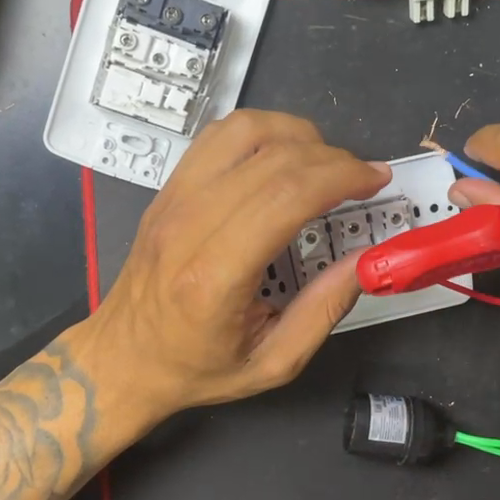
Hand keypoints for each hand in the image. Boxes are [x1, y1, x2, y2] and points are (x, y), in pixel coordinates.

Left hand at [81, 110, 389, 423]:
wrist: (123, 359)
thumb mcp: (274, 362)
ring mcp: (172, 199)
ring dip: (297, 135)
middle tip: (363, 178)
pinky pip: (219, 136)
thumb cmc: (197, 369)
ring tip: (325, 164)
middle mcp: (188, 224)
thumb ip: (325, 309)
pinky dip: (262, 133)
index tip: (376, 181)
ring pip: (243, 130)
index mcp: (215, 276)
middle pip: (273, 158)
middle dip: (332, 157)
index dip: (341, 176)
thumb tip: (368, 259)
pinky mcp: (167, 189)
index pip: (286, 196)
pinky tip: (284, 157)